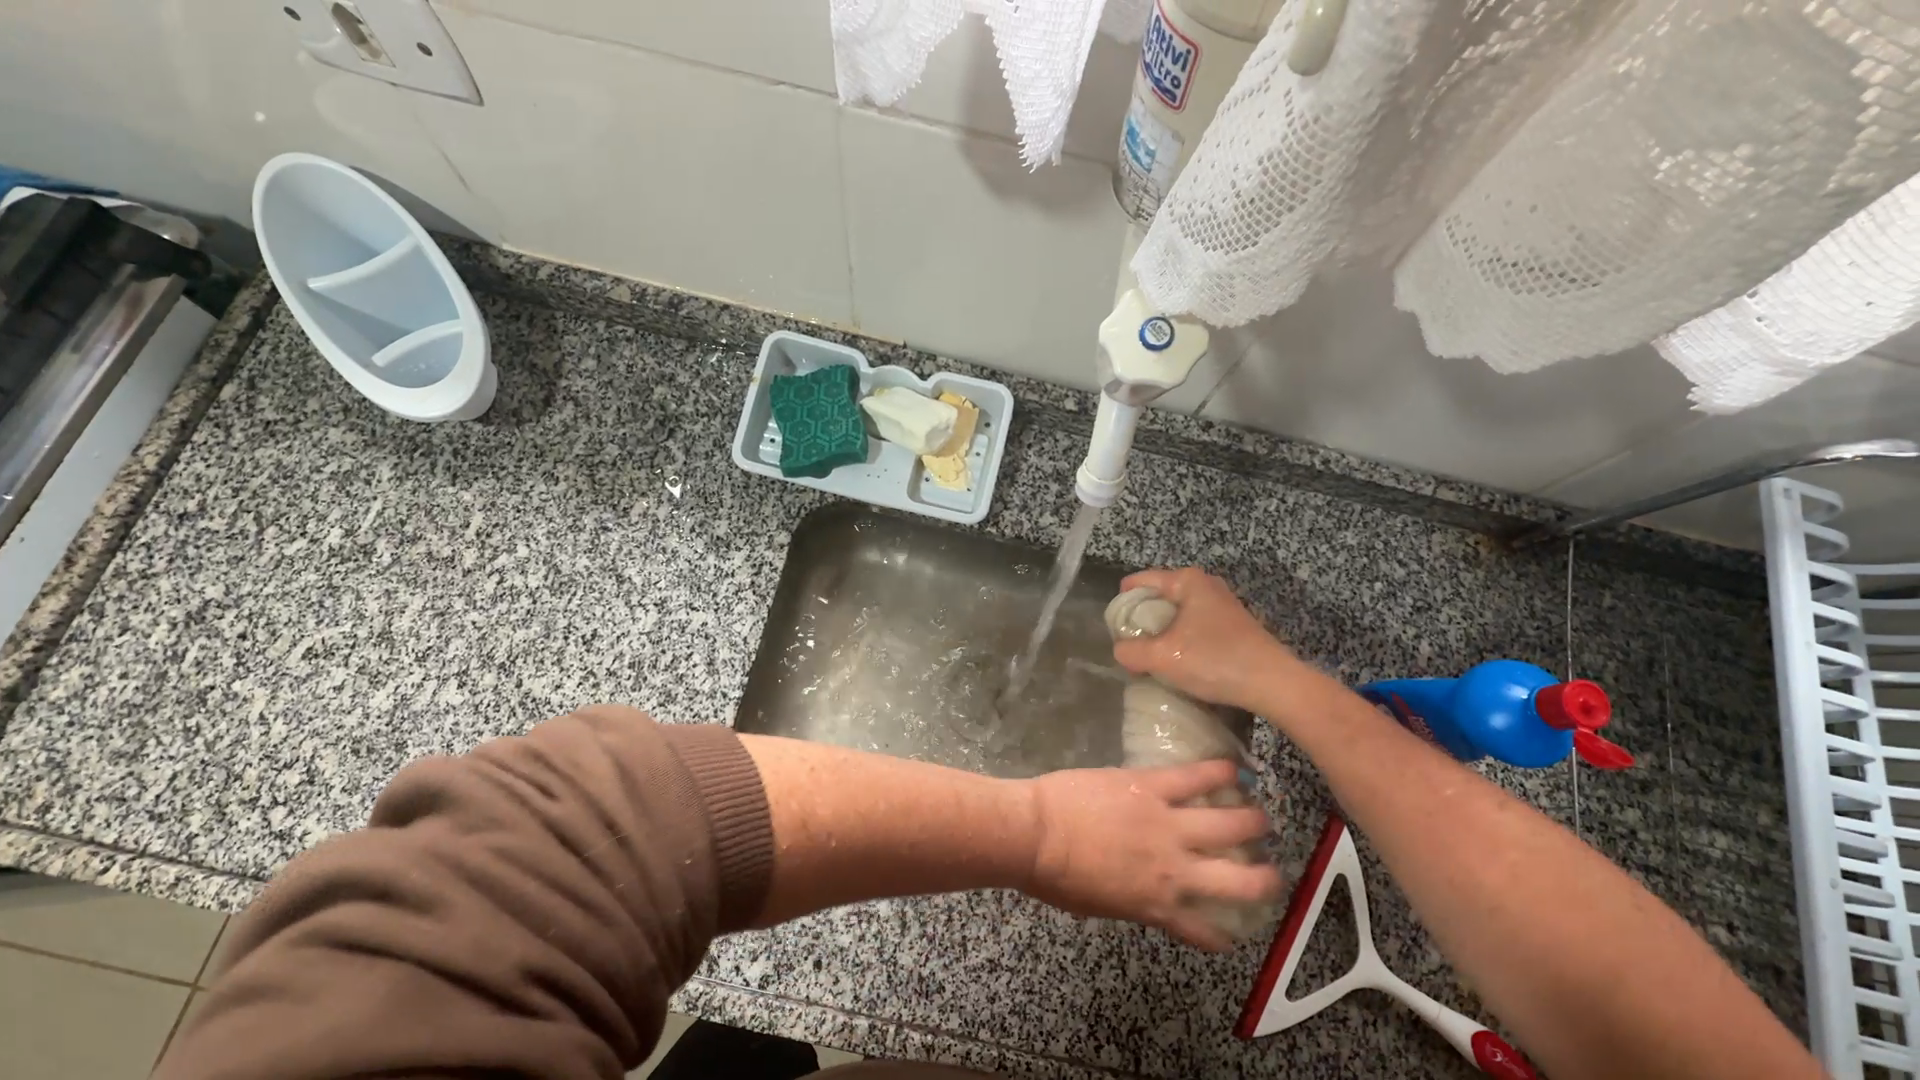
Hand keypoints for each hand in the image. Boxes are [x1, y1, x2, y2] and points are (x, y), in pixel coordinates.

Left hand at [1021, 759, 1280, 950]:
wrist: (1034, 834)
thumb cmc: (1054, 877)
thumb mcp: (1098, 906)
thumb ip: (1129, 902)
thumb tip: (1138, 894)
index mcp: (1157, 906)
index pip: (1203, 930)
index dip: (1222, 934)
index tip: (1232, 931)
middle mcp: (1175, 870)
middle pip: (1240, 879)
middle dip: (1263, 878)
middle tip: (1269, 869)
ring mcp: (1168, 825)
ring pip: (1231, 823)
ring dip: (1252, 822)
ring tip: (1261, 818)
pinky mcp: (1152, 786)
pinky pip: (1196, 776)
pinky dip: (1219, 771)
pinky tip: (1234, 768)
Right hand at [1111, 568, 1300, 712]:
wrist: (1272, 683)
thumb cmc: (1214, 660)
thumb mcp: (1162, 658)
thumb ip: (1131, 651)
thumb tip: (1121, 650)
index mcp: (1187, 581)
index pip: (1140, 581)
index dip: (1122, 603)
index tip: (1113, 628)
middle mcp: (1206, 585)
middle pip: (1159, 597)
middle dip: (1142, 619)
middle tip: (1130, 645)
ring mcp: (1222, 605)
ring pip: (1178, 614)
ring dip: (1162, 633)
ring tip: (1151, 657)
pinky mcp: (1233, 626)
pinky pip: (1194, 627)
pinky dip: (1182, 640)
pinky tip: (1179, 663)